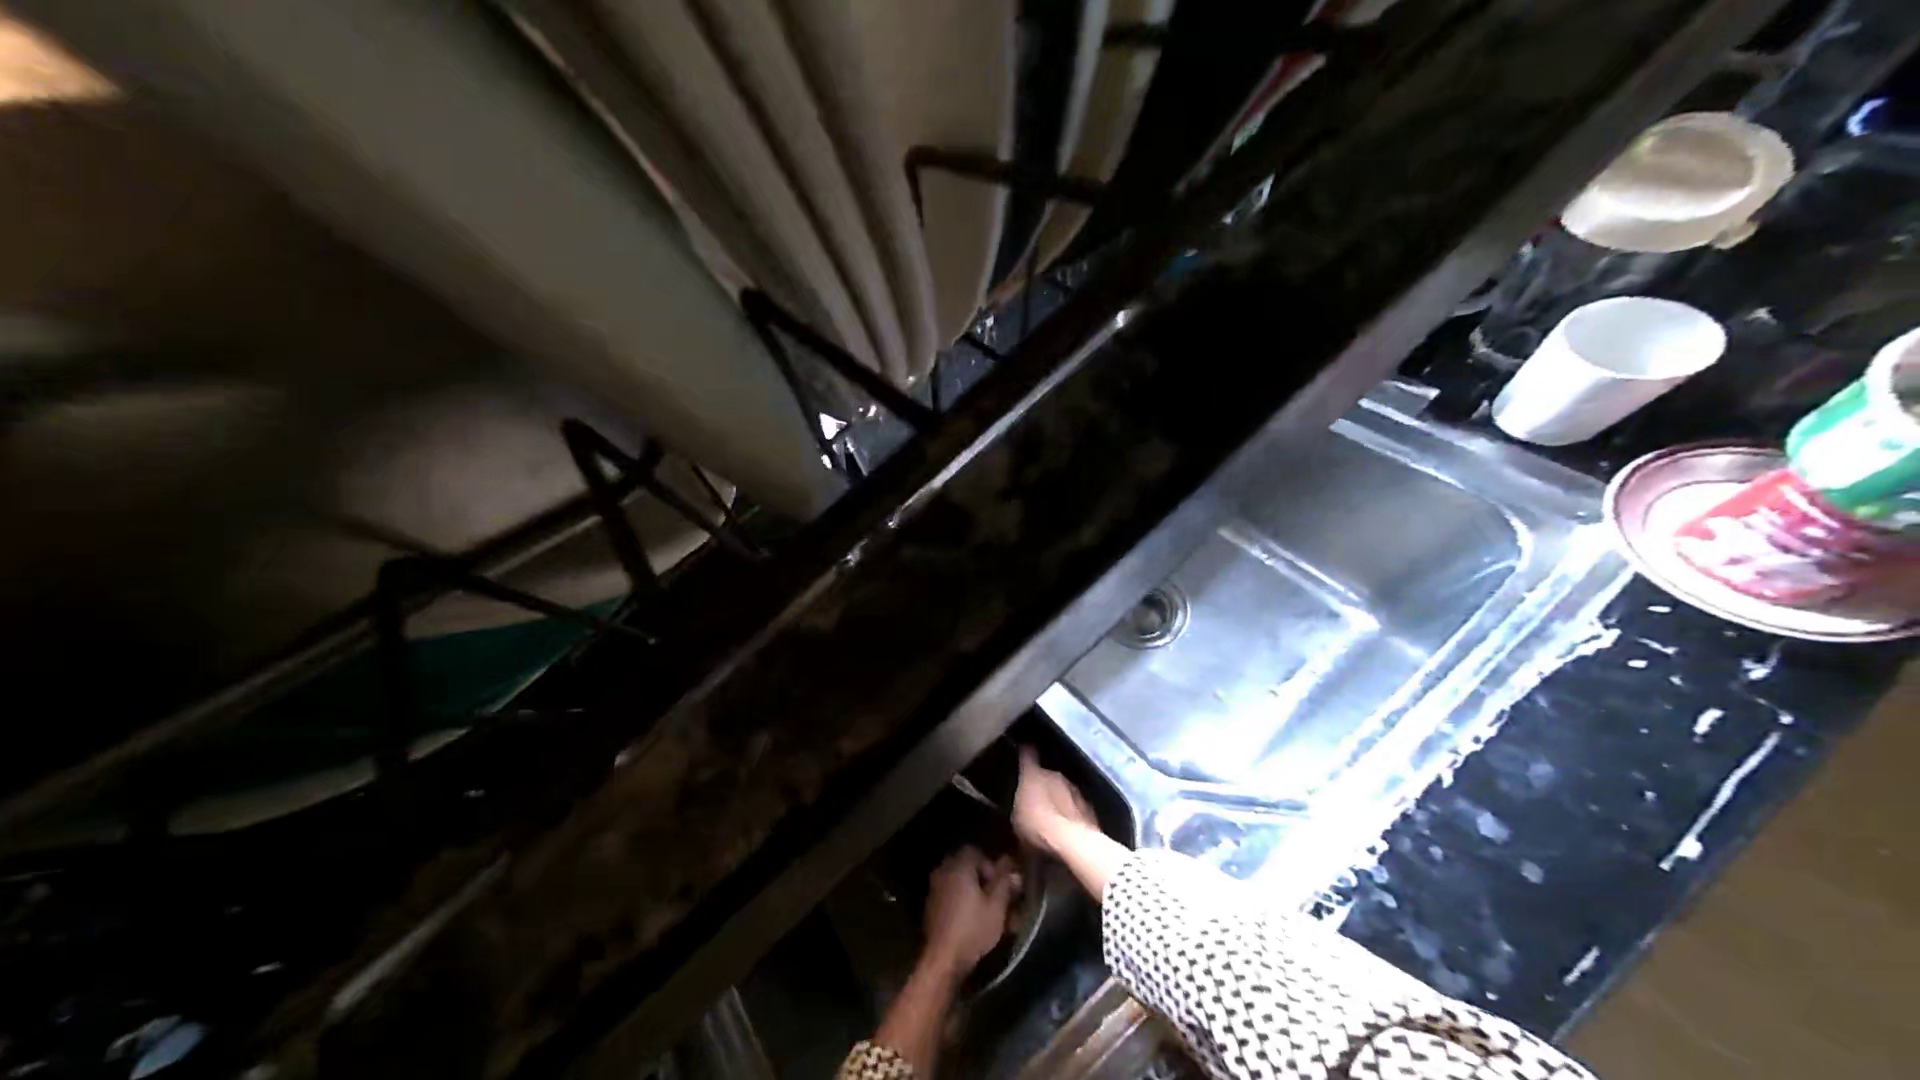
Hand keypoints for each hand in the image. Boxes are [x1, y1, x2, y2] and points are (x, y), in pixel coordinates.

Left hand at [922, 846, 1018, 979]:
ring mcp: (934, 889)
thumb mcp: (996, 906)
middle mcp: (943, 872)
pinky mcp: (931, 906)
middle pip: (964, 864)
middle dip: (981, 877)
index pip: (974, 851)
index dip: (989, 864)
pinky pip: (949, 893)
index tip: (998, 883)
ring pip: (957, 880)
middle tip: (994, 895)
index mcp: (958, 867)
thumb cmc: (973, 929)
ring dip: (971, 889)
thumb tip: (1011, 866)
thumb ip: (1004, 883)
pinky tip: (971, 917)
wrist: (943, 959)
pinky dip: (960, 899)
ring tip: (985, 908)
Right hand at [1013, 746, 1099, 857]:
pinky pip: (1076, 806)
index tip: (1023, 749)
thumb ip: (1018, 805)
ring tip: (1053, 816)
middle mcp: (1055, 775)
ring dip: (1058, 798)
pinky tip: (1067, 828)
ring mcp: (1075, 790)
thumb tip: (1019, 805)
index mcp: (1033, 774)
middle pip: (1047, 774)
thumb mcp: (1015, 818)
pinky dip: (1071, 812)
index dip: (1025, 753)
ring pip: (1063, 790)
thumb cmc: (1035, 825)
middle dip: (1042, 785)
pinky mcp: (1089, 808)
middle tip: (1035, 800)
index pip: (1027, 755)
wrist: (1071, 841)